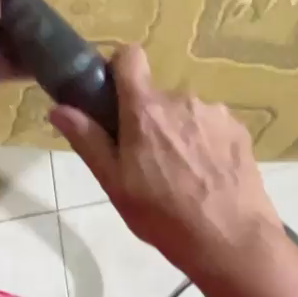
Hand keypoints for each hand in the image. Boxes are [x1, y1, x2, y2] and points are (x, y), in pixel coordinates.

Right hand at [49, 45, 283, 273]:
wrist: (228, 238)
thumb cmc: (161, 215)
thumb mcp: (114, 183)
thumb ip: (88, 140)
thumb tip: (59, 108)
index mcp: (145, 110)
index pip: (129, 57)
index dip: (117, 71)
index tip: (111, 100)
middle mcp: (182, 100)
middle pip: (155, 97)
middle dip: (145, 121)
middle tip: (143, 163)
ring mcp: (215, 113)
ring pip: (183, 114)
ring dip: (175, 134)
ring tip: (178, 177)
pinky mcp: (238, 130)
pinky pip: (209, 127)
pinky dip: (202, 145)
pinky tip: (203, 178)